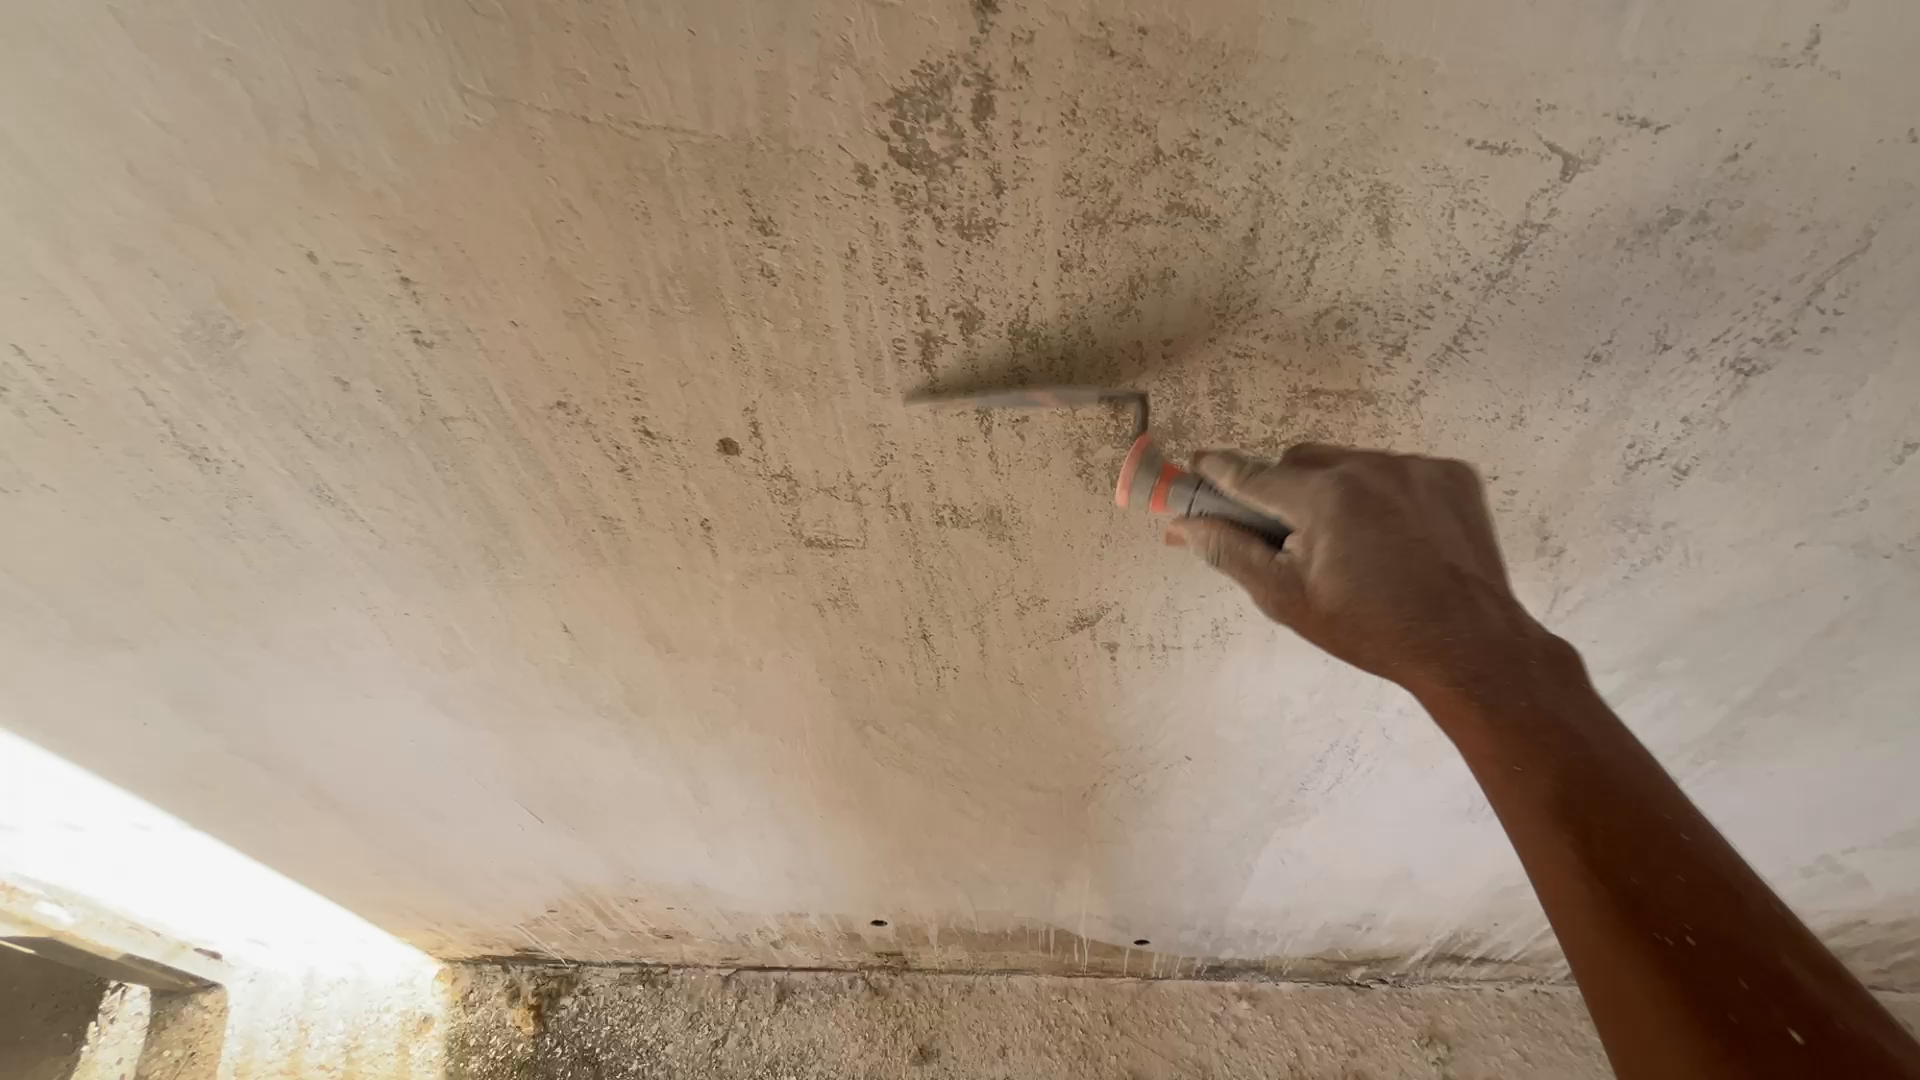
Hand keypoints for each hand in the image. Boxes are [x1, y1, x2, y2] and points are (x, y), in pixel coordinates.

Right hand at [1165, 444, 1538, 694]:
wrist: (1470, 647)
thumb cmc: (1368, 628)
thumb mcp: (1285, 598)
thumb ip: (1228, 552)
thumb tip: (1183, 525)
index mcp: (1326, 496)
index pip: (1253, 474)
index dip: (1218, 470)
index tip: (1195, 461)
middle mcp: (1370, 466)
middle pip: (1299, 461)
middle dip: (1282, 490)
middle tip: (1288, 536)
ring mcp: (1417, 466)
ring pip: (1345, 462)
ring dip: (1330, 489)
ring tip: (1347, 541)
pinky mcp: (1452, 474)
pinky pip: (1391, 469)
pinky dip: (1377, 493)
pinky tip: (1390, 535)